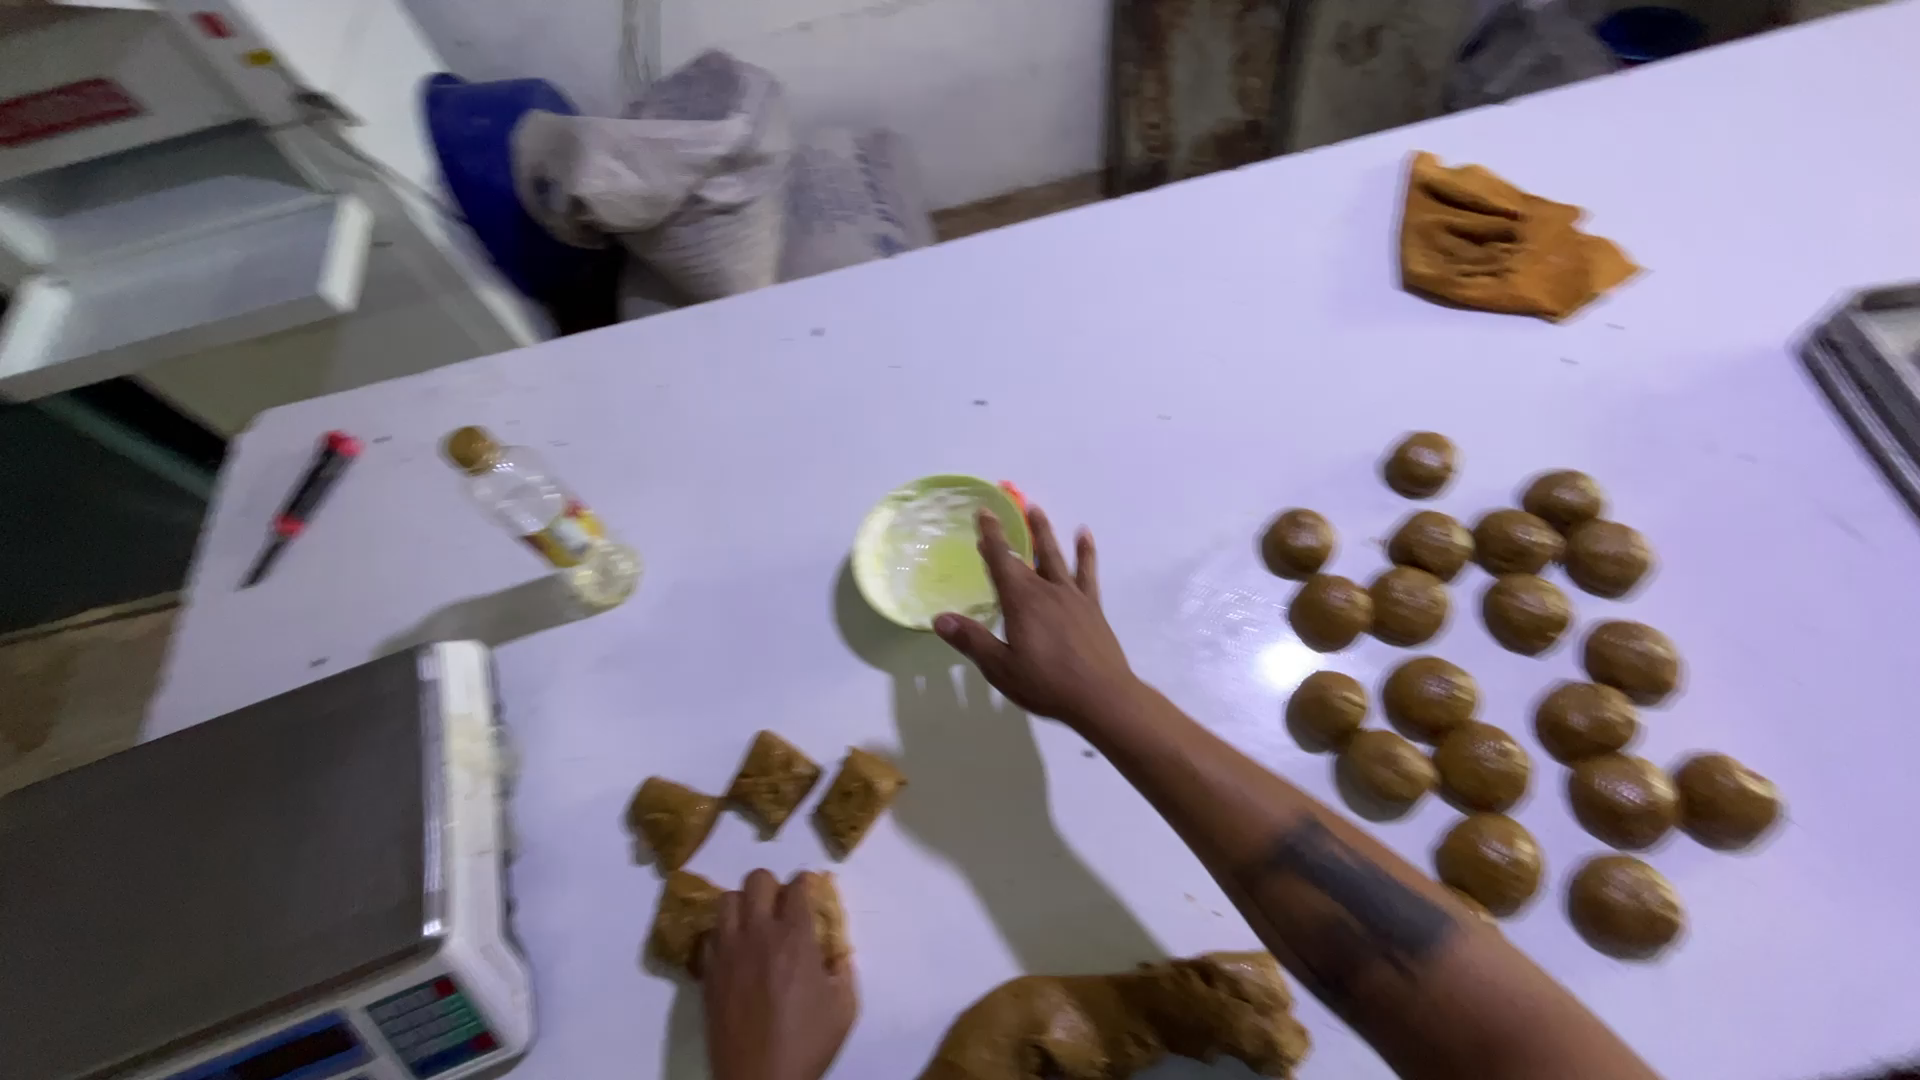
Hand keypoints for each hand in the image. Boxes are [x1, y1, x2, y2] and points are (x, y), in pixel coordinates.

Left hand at [704, 870, 856, 1079]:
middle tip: (781, 910)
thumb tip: (836, 949)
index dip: (807, 883)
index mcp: (795, 936)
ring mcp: (728, 952)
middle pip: (758, 878)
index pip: (798, 884)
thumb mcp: (844, 1006)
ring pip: (727, 899)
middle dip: (773, 886)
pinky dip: (723, 936)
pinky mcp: (708, 973)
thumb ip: (843, 967)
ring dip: (744, 906)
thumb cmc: (806, 1044)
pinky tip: (735, 953)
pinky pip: (709, 936)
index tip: (811, 894)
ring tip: (754, 926)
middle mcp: (758, 933)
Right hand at [934, 507, 1143, 727]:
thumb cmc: (1046, 683)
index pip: (1001, 561)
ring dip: (1046, 533)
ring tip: (1038, 510)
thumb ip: (972, 640)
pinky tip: (1084, 536)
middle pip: (1027, 555)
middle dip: (1014, 532)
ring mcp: (1073, 597)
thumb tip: (940, 619)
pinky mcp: (1092, 608)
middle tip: (1006, 508)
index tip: (984, 512)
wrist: (1102, 697)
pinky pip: (1087, 573)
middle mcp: (1047, 590)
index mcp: (1022, 601)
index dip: (991, 536)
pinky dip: (1085, 553)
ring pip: (1056, 557)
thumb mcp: (1001, 667)